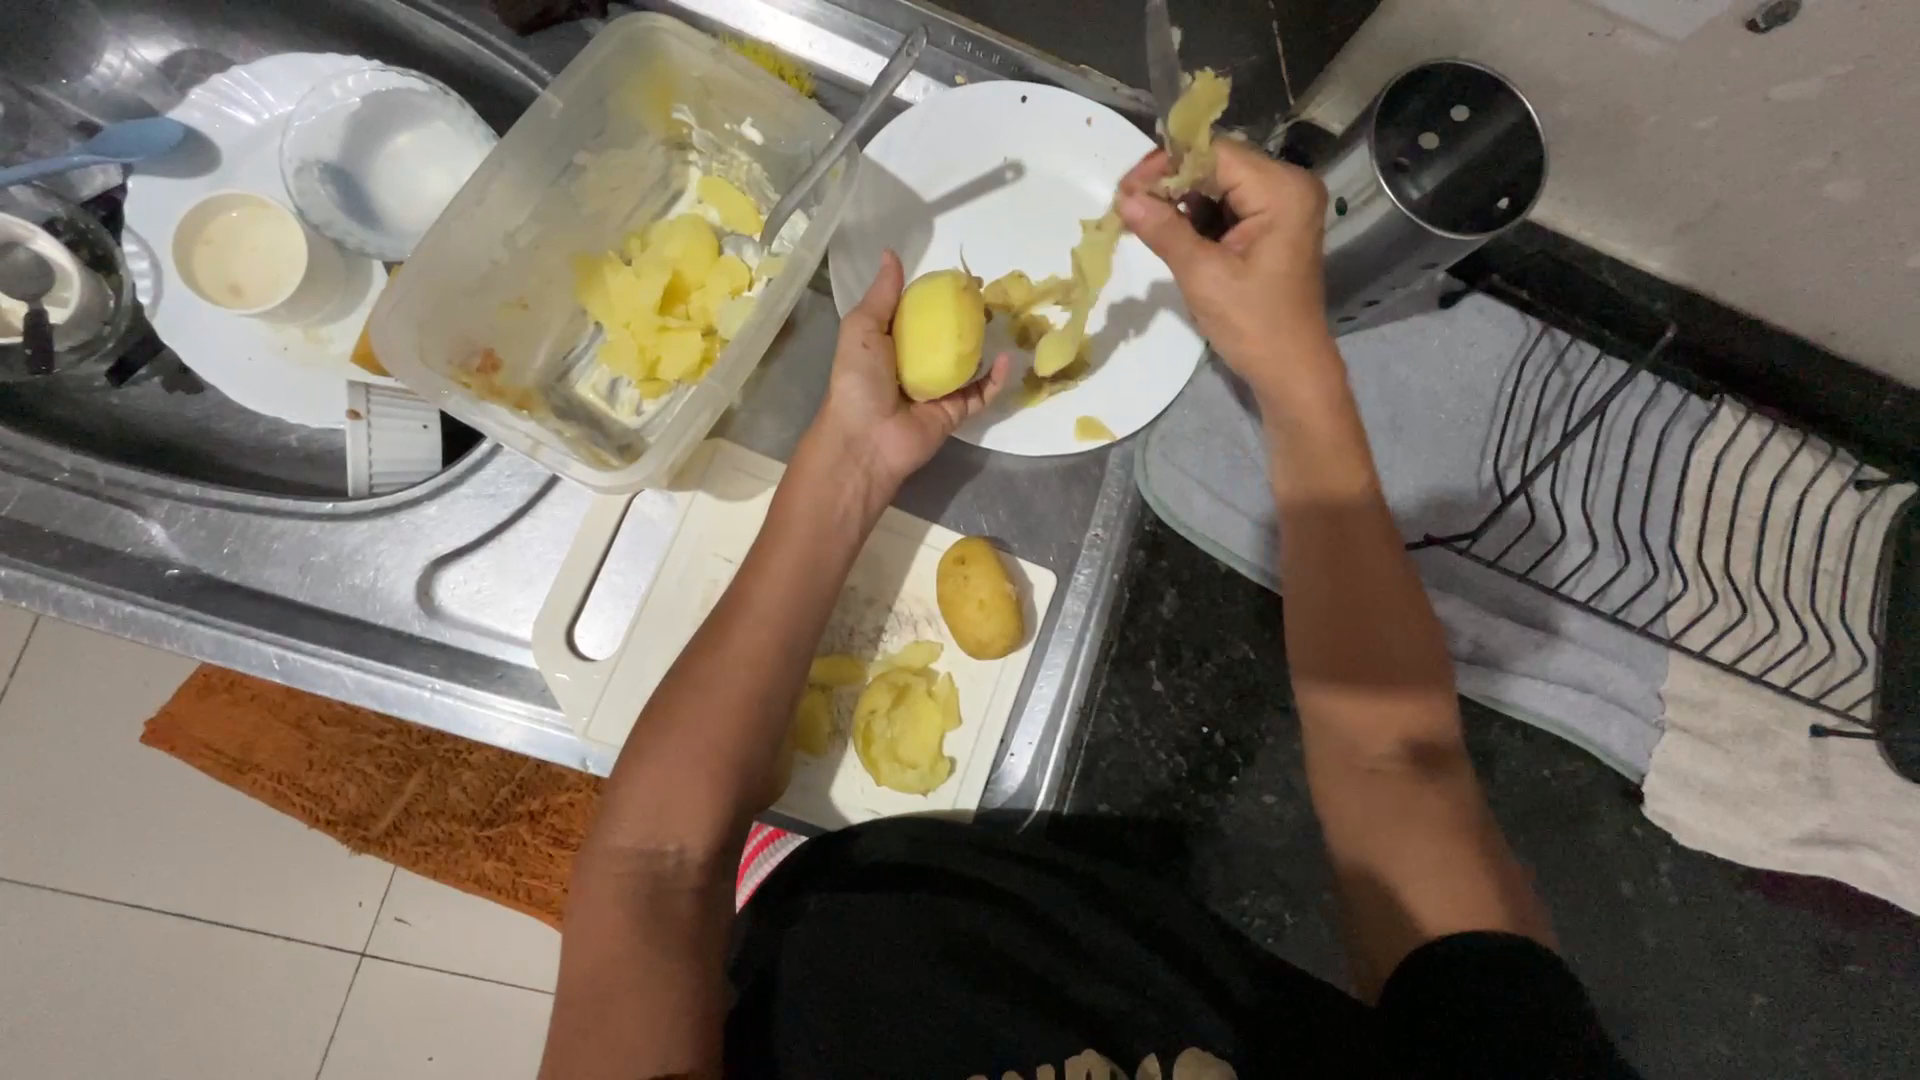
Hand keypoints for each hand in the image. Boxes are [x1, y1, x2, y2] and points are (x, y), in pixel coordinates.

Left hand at [800, 249, 1009, 506]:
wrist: (866, 437)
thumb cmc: (859, 379)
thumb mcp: (862, 328)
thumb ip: (881, 294)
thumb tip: (892, 254)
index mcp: (890, 345)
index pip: (918, 315)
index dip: (936, 297)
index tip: (959, 281)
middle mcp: (915, 366)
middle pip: (946, 338)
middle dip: (966, 318)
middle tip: (986, 298)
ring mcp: (937, 390)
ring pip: (967, 364)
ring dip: (984, 344)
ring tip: (1001, 320)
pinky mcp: (955, 413)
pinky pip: (980, 394)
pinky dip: (996, 378)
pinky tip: (1007, 358)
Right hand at [1117, 142, 1336, 403]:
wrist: (1289, 368)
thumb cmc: (1252, 324)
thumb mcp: (1203, 276)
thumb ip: (1164, 231)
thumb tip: (1124, 199)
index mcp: (1281, 190)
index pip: (1215, 154)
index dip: (1166, 164)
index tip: (1125, 188)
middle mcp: (1287, 186)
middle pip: (1217, 166)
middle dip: (1170, 183)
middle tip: (1127, 204)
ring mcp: (1281, 207)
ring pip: (1218, 187)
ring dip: (1179, 202)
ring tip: (1142, 220)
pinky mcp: (1271, 227)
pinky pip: (1226, 209)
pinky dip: (1196, 219)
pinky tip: (1168, 233)